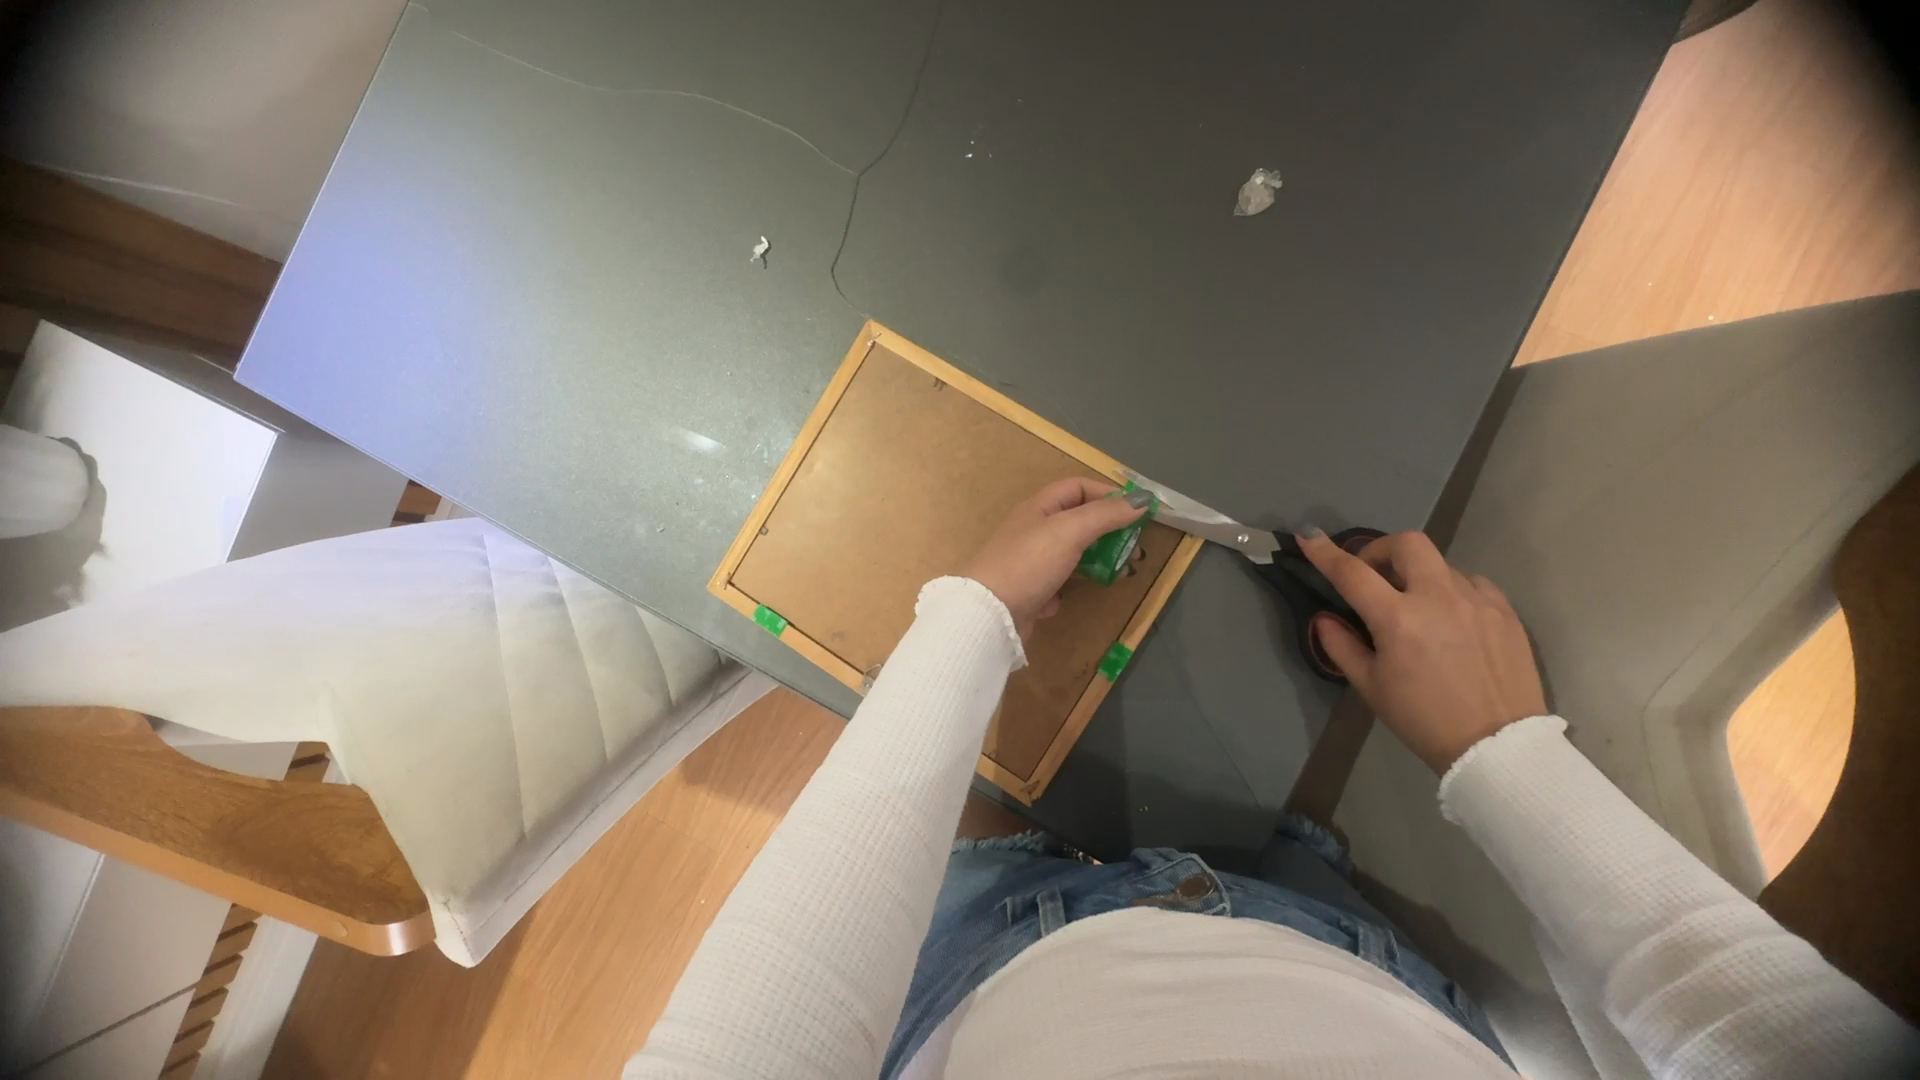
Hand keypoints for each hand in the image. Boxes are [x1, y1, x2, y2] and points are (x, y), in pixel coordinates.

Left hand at [963, 478, 1150, 636]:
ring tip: (1121, 573)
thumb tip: (1141, 500)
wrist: (989, 614)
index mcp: (1038, 508)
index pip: (1078, 488)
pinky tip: (1068, 597)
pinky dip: (1067, 588)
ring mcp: (1029, 562)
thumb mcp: (1070, 531)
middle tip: (1136, 549)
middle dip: (1109, 532)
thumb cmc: (1029, 563)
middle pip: (1078, 522)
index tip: (1137, 510)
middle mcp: (1032, 531)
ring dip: (1097, 562)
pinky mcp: (1028, 592)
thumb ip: (1105, 515)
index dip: (1108, 494)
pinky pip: (1055, 584)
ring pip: (1071, 555)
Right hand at [1297, 528, 1544, 772]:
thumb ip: (1341, 645)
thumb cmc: (1422, 719)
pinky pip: (1472, 583)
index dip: (1325, 552)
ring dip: (1418, 575)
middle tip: (1373, 575)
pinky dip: (1452, 590)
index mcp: (1398, 618)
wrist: (1497, 746)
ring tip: (1416, 606)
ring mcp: (1477, 601)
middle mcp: (1438, 598)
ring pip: (1441, 564)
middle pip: (1407, 543)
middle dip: (1382, 550)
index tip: (1309, 537)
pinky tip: (1450, 618)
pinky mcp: (1505, 612)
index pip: (1351, 572)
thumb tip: (1325, 618)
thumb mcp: (1370, 686)